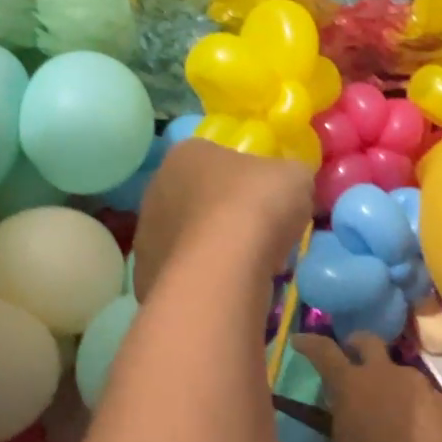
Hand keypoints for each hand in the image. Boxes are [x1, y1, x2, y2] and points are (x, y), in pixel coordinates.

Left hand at [132, 140, 312, 299]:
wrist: (223, 271)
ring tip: (252, 267)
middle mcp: (156, 188)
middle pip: (199, 198)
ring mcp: (146, 235)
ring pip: (190, 239)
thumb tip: (289, 183)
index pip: (216, 157)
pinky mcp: (147, 276)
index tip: (269, 198)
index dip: (246, 177)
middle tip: (262, 233)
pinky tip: (232, 288)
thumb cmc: (257, 206)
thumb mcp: (295, 175)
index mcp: (187, 153)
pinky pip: (186, 274)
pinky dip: (206, 280)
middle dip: (227, 214)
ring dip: (215, 249)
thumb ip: (289, 174)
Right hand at [293, 333, 441, 441]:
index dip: (309, 344)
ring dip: (382, 379)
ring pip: (392, 368)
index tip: (298, 340)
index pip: (323, 352)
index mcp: (350, 385)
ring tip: (380, 409)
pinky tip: (406, 427)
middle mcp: (381, 372)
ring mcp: (412, 380)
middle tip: (347, 357)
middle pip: (366, 340)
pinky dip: (405, 401)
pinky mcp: (436, 395)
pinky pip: (414, 390)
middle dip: (353, 344)